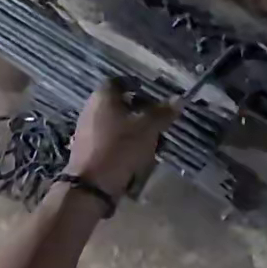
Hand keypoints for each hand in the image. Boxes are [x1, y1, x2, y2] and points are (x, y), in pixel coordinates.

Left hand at [64, 79, 179, 193]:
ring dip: (133, 129)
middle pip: (119, 104)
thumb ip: (163, 112)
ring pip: (115, 123)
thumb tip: (179, 99)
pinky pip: (110, 140)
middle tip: (157, 119)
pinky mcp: (87, 150)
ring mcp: (86, 131)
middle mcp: (91, 109)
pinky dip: (124, 144)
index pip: (120, 81)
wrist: (92, 185)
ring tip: (152, 141)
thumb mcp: (149, 127)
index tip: (154, 96)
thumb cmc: (121, 147)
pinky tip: (137, 156)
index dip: (138, 86)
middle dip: (139, 111)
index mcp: (103, 97)